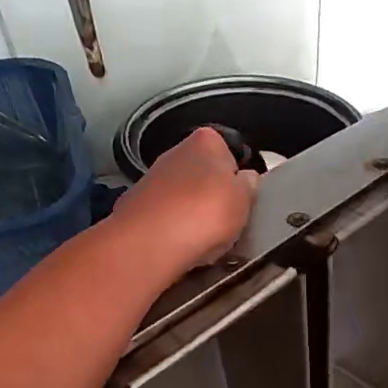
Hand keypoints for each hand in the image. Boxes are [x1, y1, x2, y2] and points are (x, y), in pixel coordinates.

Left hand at [109, 127, 258, 267]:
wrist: (154, 242)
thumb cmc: (207, 212)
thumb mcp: (247, 197)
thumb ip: (250, 184)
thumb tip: (247, 179)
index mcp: (205, 141)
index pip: (228, 151)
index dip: (237, 175)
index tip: (243, 195)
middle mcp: (174, 153)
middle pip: (204, 176)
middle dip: (215, 196)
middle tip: (230, 219)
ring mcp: (152, 180)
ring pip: (186, 199)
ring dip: (197, 215)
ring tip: (210, 239)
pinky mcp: (137, 209)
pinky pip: (169, 219)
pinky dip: (178, 230)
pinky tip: (187, 246)